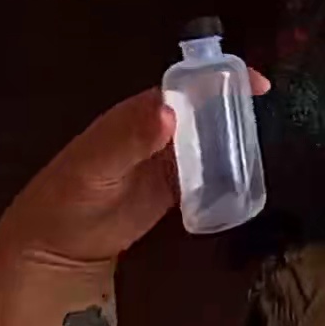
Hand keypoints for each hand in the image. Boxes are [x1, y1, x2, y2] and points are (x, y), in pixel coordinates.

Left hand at [0, 73, 270, 270]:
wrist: (56, 249)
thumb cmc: (68, 198)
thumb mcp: (94, 166)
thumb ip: (128, 139)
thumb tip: (169, 112)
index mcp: (144, 110)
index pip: (190, 83)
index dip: (223, 77)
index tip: (257, 83)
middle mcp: (162, 126)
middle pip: (208, 106)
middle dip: (239, 105)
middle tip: (268, 117)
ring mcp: (171, 156)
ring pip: (213, 136)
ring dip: (237, 136)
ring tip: (264, 146)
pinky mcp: (177, 185)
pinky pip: (211, 169)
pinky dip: (229, 168)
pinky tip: (248, 174)